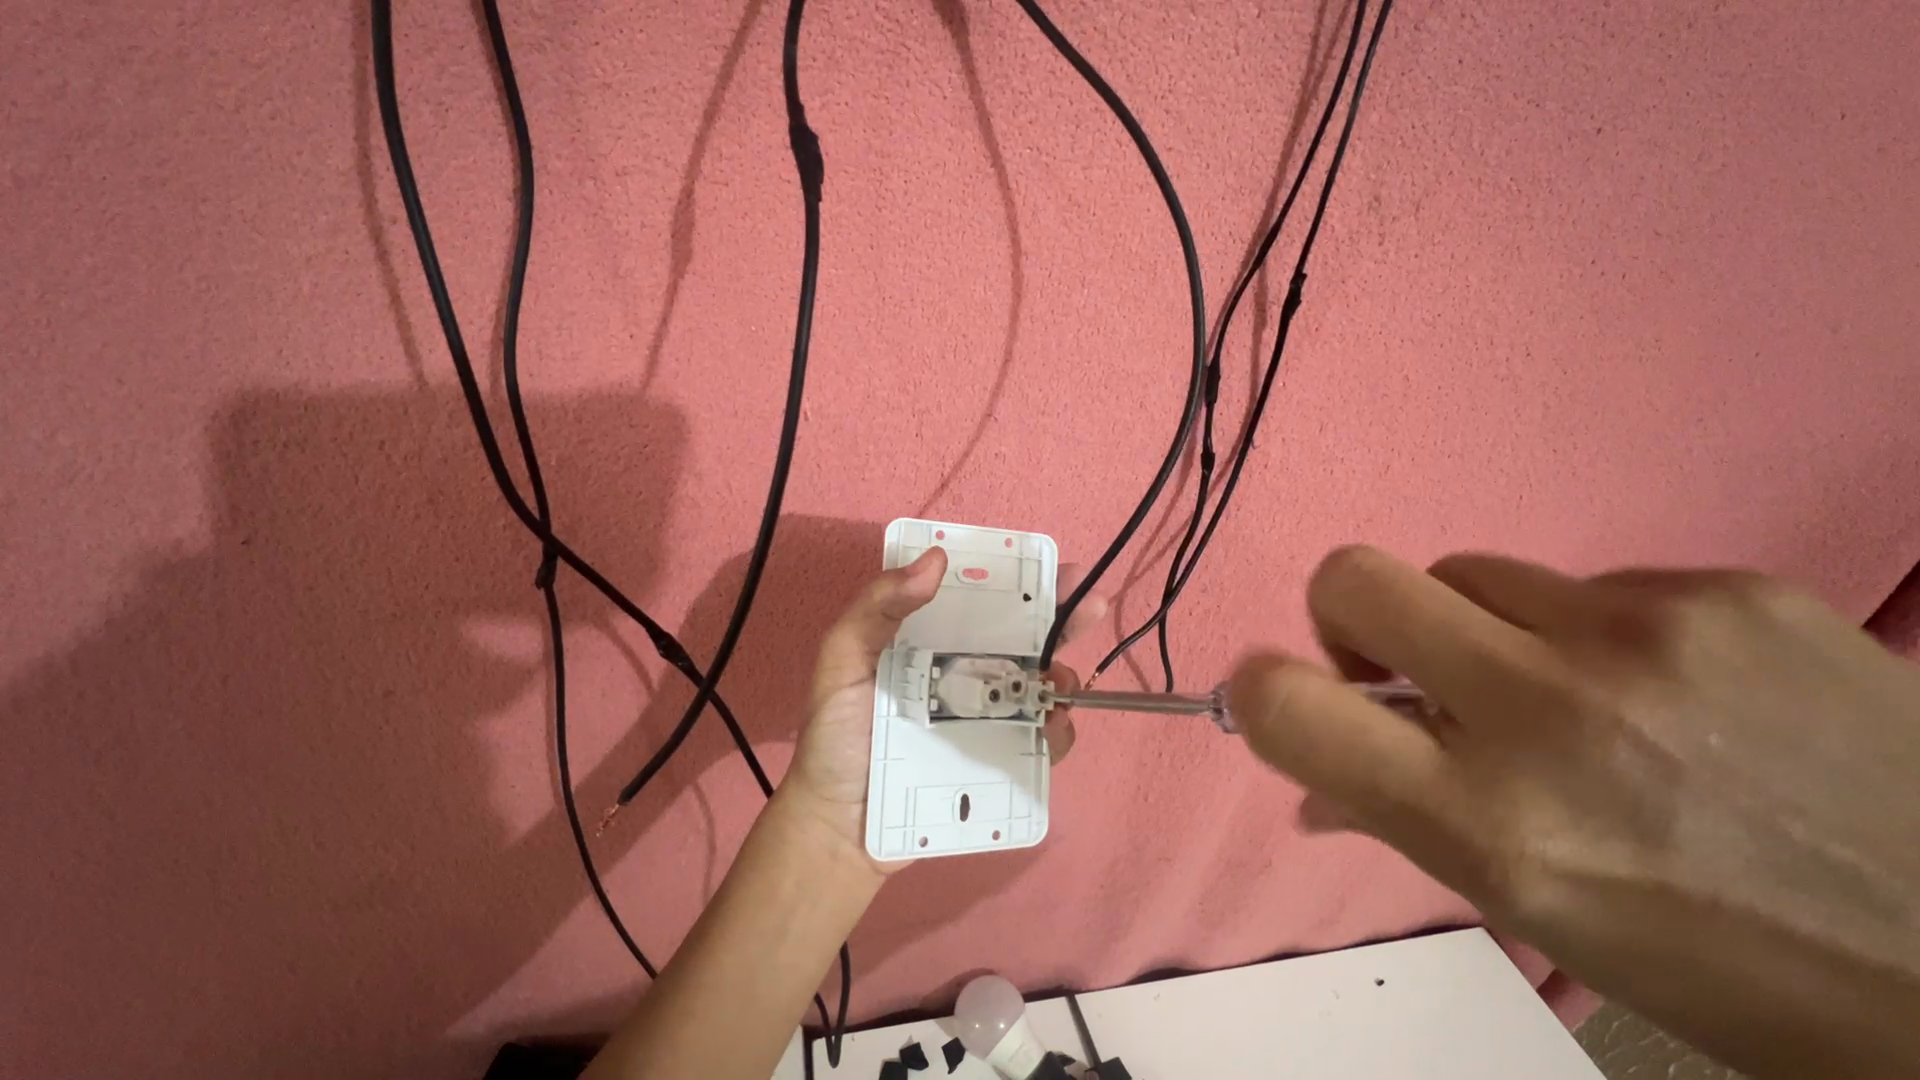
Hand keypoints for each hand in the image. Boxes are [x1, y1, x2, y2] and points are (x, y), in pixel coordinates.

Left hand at [781, 546, 1105, 876]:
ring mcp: (985, 720)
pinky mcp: (997, 763)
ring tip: (1060, 683)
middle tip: (1091, 606)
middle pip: (1025, 640)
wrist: (840, 826)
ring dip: (1063, 677)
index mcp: (932, 644)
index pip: (982, 603)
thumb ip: (877, 608)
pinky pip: (1041, 743)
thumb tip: (936, 560)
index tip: (1055, 569)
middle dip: (1065, 619)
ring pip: (1042, 689)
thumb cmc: (836, 739)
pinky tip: (1053, 727)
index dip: (1022, 581)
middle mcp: (966, 675)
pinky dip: (1059, 733)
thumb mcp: (842, 662)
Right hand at [1228, 546, 1919, 1079]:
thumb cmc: (1720, 958)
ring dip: (1485, 627)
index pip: (1287, 704)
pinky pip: (1593, 582)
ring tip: (1575, 693)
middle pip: (1355, 576)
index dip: (1261, 688)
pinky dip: (1597, 630)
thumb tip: (1316, 782)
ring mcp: (1642, 634)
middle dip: (1357, 618)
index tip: (1296, 699)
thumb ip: (1401, 822)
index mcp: (1486, 820)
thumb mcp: (1537, 912)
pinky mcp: (1730, 590)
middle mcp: (1544, 710)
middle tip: (1416, 671)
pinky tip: (1680, 692)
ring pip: (1472, 571)